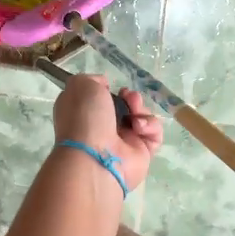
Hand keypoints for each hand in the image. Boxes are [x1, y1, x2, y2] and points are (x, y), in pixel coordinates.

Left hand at [52, 74, 163, 191]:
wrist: (96, 156)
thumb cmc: (84, 117)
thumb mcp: (80, 85)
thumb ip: (93, 79)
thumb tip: (105, 86)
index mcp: (85, 113)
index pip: (101, 98)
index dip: (108, 89)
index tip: (109, 86)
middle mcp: (104, 127)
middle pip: (126, 105)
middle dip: (130, 97)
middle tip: (129, 98)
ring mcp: (124, 141)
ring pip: (142, 116)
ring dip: (141, 109)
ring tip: (134, 114)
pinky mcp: (142, 153)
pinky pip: (154, 134)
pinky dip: (150, 126)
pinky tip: (139, 128)